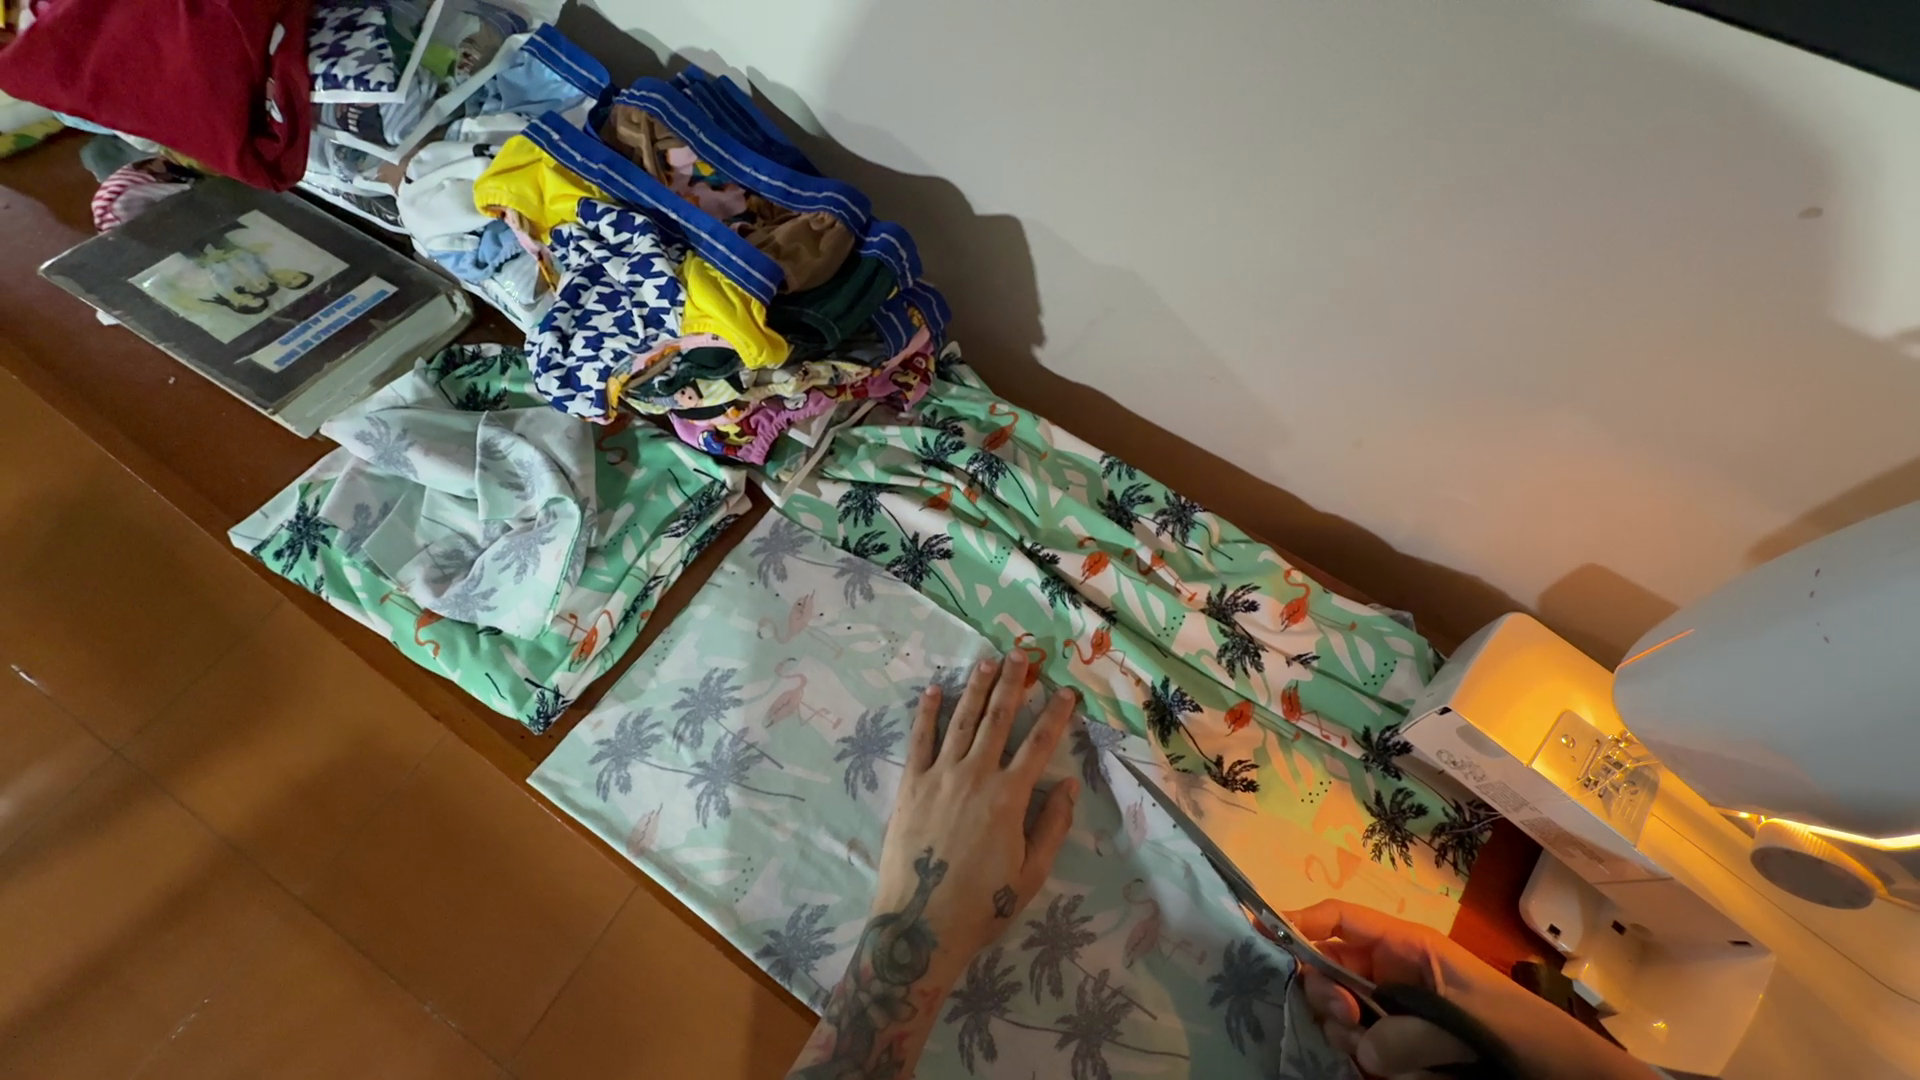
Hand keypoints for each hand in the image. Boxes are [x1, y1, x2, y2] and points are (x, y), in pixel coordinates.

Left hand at [786, 652, 1079, 1078]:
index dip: (1056, 715)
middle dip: (1013, 684)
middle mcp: (975, 775)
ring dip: (975, 688)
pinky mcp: (910, 784)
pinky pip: (919, 740)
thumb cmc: (982, 906)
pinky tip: (933, 690)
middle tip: (1022, 654)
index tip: (1067, 691)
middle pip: (998, 719)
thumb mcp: (1031, 874)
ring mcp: (939, 776)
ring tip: (986, 662)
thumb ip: (1052, 827)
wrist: (919, 926)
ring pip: (961, 721)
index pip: (1039, 745)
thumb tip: (1069, 786)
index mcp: (1009, 797)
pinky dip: (926, 712)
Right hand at [1287, 900, 1655, 1079]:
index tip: (1260, 932)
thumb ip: (1408, 1029)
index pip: (1337, 918)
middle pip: (1325, 966)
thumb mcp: (1464, 1019)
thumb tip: (1359, 1049)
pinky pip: (1358, 1045)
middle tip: (1344, 1018)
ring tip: (1374, 1057)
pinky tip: (1380, 1070)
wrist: (1565, 1076)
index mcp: (1402, 944)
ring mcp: (1389, 1008)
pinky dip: (1362, 1058)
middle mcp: (1387, 970)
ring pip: (1336, 1010)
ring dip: (1344, 1032)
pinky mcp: (1394, 1045)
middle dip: (1323, 991)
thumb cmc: (1517, 1027)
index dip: (1298, 920)